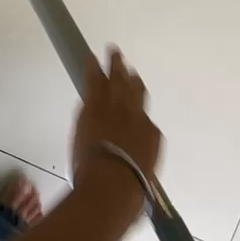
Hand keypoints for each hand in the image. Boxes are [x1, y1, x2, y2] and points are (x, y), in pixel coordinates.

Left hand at [70, 48, 161, 223]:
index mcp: (150, 134)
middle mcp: (135, 115)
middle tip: (122, 60)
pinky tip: (90, 61)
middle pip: (131, 88)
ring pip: (113, 80)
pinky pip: (92, 82)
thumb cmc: (129, 189)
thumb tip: (131, 152)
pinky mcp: (91, 107)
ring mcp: (112, 108)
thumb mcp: (142, 174)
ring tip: (109, 51)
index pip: (144, 113)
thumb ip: (137, 155)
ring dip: (111, 64)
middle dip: (126, 74)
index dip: (138, 99)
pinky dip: (91, 70)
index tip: (134, 89)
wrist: (110, 183)